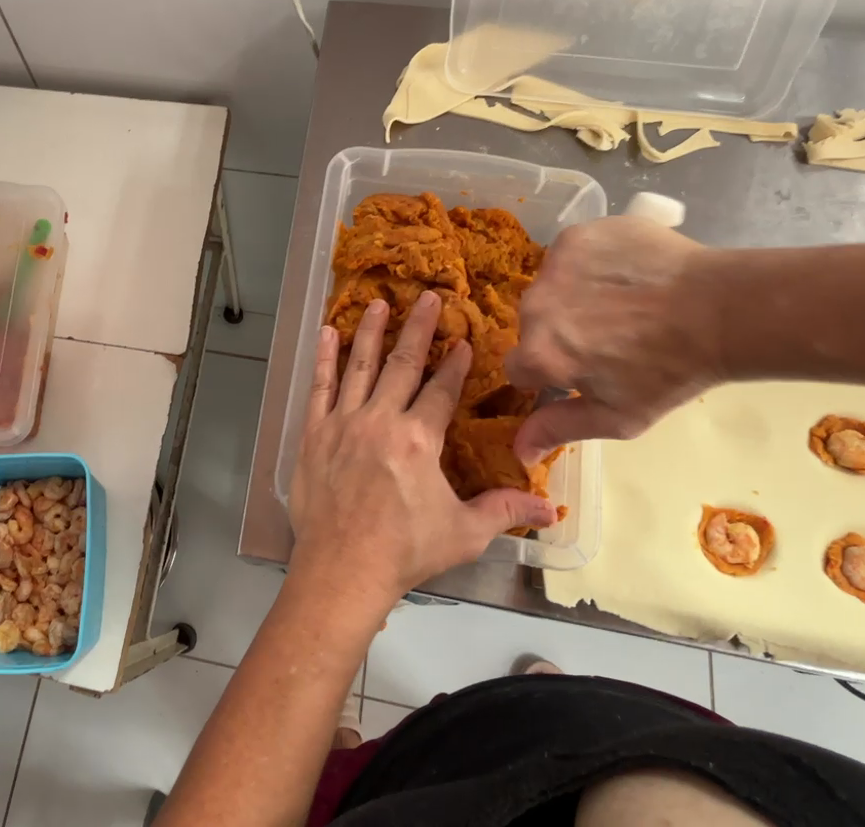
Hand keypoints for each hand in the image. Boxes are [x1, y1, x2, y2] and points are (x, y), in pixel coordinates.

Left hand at [289, 291, 558, 608]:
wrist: (343, 567)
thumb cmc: (405, 550)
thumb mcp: (464, 533)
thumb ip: (503, 510)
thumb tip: (551, 508)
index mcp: (418, 438)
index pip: (441, 390)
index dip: (455, 364)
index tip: (463, 341)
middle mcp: (380, 420)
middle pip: (402, 364)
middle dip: (418, 328)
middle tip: (426, 297)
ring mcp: (343, 423)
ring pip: (358, 366)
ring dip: (369, 332)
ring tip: (377, 303)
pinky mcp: (314, 434)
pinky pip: (319, 387)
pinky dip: (324, 359)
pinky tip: (327, 334)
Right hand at [505, 216, 719, 463]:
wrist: (722, 309)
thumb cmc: (670, 371)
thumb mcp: (617, 416)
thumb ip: (560, 429)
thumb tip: (518, 451)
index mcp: (540, 353)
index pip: (519, 368)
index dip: (548, 373)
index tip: (580, 370)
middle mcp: (535, 306)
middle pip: (532, 325)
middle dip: (558, 333)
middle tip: (606, 336)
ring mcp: (554, 266)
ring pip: (549, 288)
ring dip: (570, 297)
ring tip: (619, 302)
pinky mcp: (577, 235)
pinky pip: (568, 255)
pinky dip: (588, 264)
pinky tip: (623, 275)